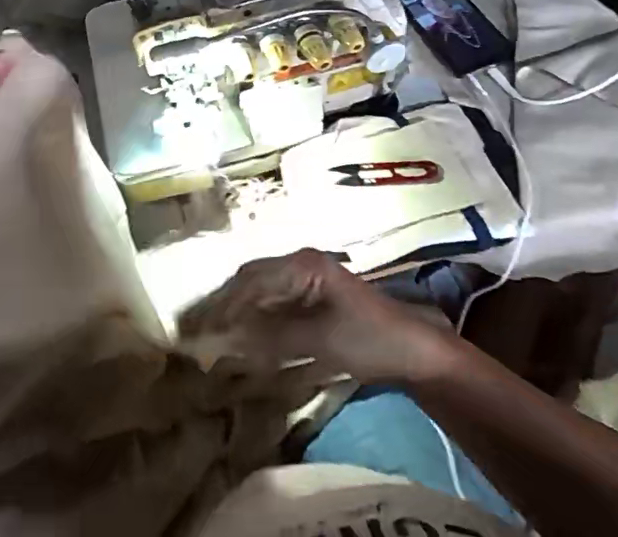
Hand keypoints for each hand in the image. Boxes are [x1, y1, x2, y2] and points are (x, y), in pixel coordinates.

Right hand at [178, 249, 460, 382]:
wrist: (417, 354)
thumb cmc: (371, 339)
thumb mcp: (321, 340)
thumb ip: (272, 336)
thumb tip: (226, 339)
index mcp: (303, 263)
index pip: (251, 280)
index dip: (225, 305)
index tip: (202, 330)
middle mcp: (300, 264)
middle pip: (250, 280)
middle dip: (225, 304)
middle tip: (200, 331)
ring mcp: (306, 280)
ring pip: (259, 291)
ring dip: (238, 312)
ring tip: (214, 335)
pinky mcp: (311, 299)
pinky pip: (272, 304)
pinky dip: (254, 320)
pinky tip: (243, 337)